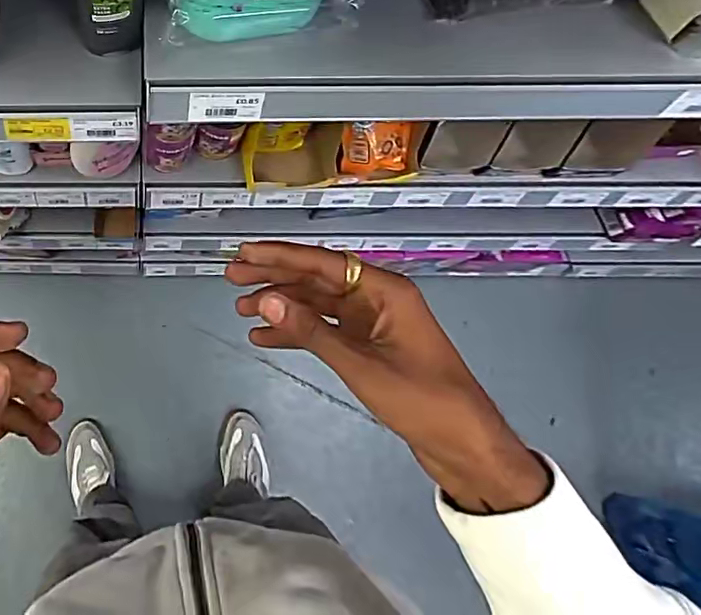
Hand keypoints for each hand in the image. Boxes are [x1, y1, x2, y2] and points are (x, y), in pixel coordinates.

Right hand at [227, 242, 550, 513]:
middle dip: (274, 277)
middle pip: (316, 279)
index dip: (280, 256)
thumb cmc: (422, 400)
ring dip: (281, 306)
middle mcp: (376, 296)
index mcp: (384, 289)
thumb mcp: (361, 366)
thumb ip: (311, 331)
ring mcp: (371, 321)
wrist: (467, 447)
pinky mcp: (367, 344)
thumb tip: (266, 301)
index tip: (245, 254)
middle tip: (233, 277)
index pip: (322, 262)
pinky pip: (325, 329)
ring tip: (242, 310)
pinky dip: (297, 332)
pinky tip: (267, 338)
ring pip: (316, 303)